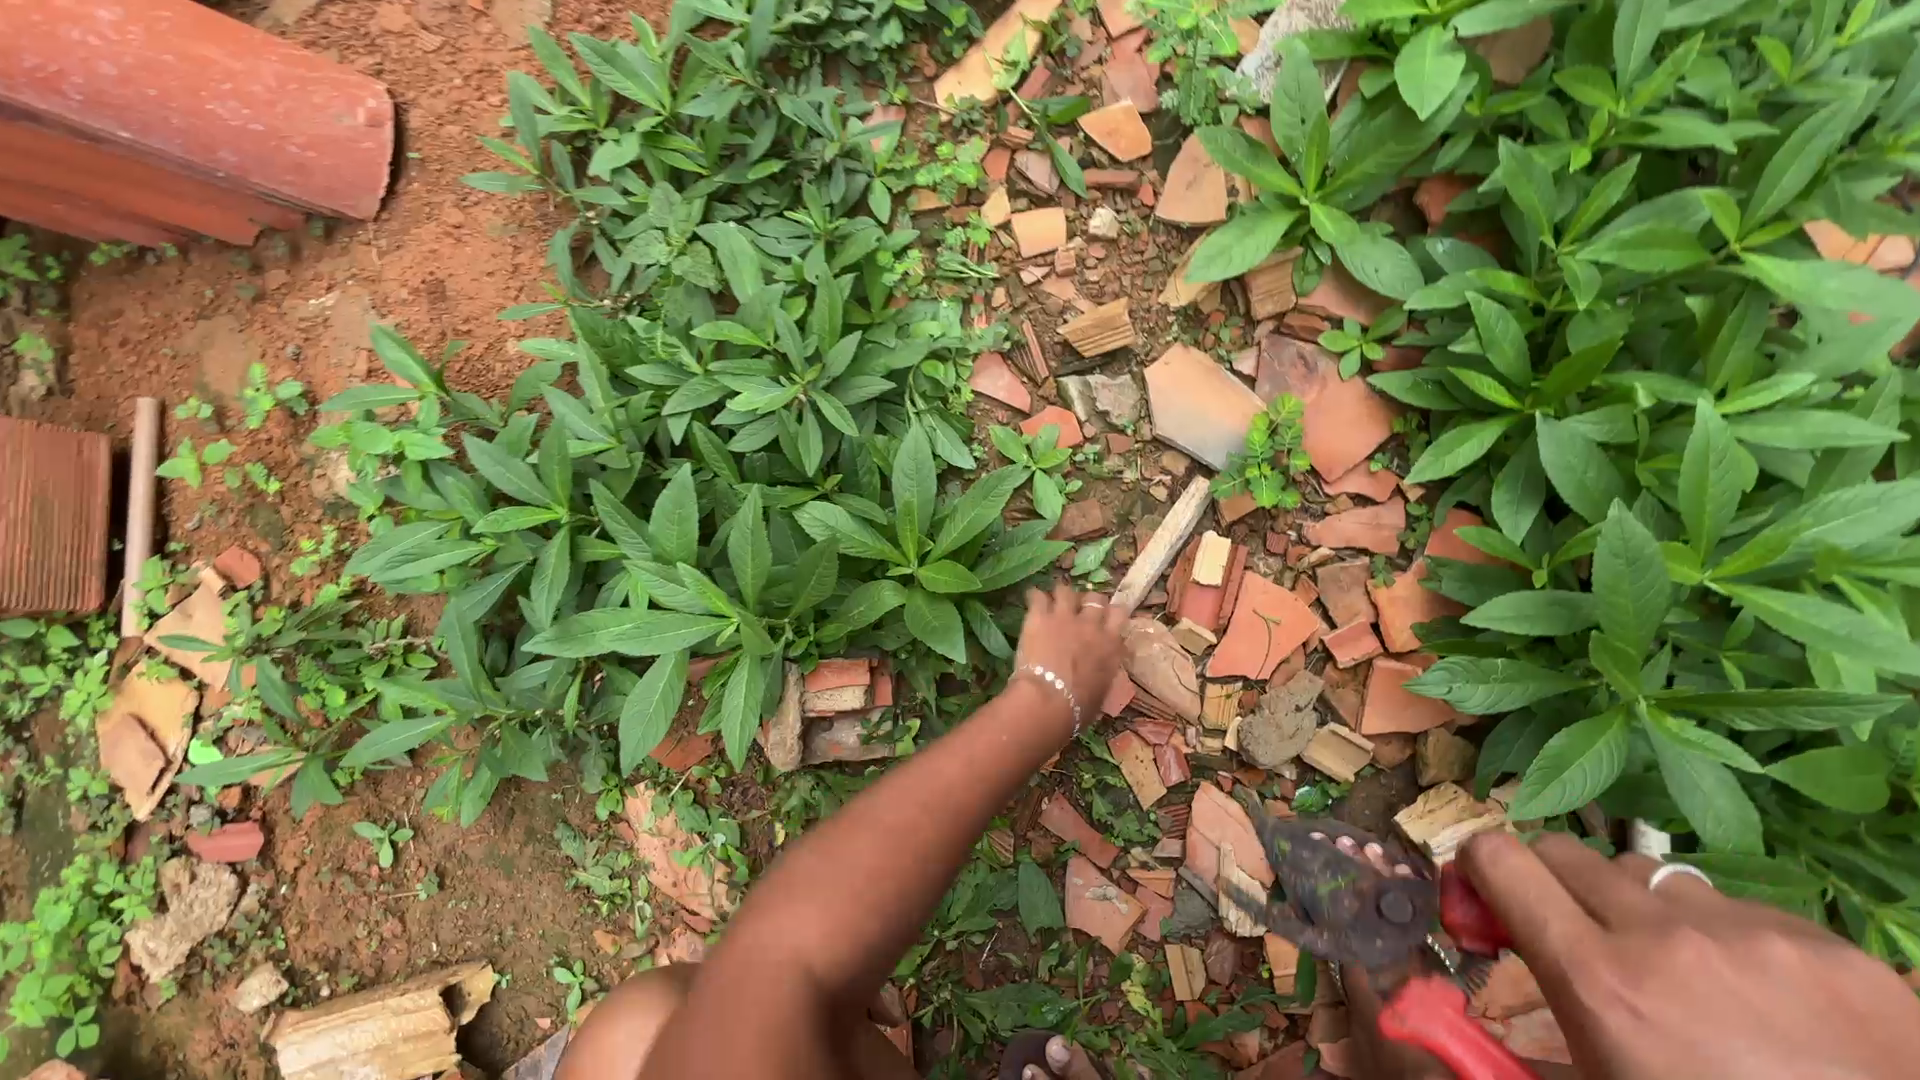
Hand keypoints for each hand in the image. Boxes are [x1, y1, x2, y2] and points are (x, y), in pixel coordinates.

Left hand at [1012, 584, 1125, 729]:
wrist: (1049, 700)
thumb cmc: (1079, 707)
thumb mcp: (1103, 691)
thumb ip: (1105, 671)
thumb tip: (1103, 668)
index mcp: (1110, 644)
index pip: (1119, 613)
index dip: (1110, 612)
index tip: (1104, 616)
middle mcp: (1091, 625)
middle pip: (1095, 598)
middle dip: (1087, 601)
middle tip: (1078, 609)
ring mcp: (1064, 617)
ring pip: (1066, 591)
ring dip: (1061, 595)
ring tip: (1053, 602)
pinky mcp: (1039, 617)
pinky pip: (1037, 595)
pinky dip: (1034, 596)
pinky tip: (1031, 598)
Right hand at [1460, 831, 1919, 1079]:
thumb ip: (1500, 1049)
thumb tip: (1419, 1010)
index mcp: (1599, 981)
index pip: (1497, 858)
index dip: (1480, 871)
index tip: (1488, 903)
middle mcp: (1666, 937)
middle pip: (1565, 854)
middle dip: (1554, 888)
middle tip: (1576, 940)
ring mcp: (1756, 935)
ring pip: (1651, 876)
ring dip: (1641, 910)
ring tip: (1680, 976)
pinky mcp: (1833, 948)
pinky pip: (1742, 908)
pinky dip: (1727, 939)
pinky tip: (1763, 1002)